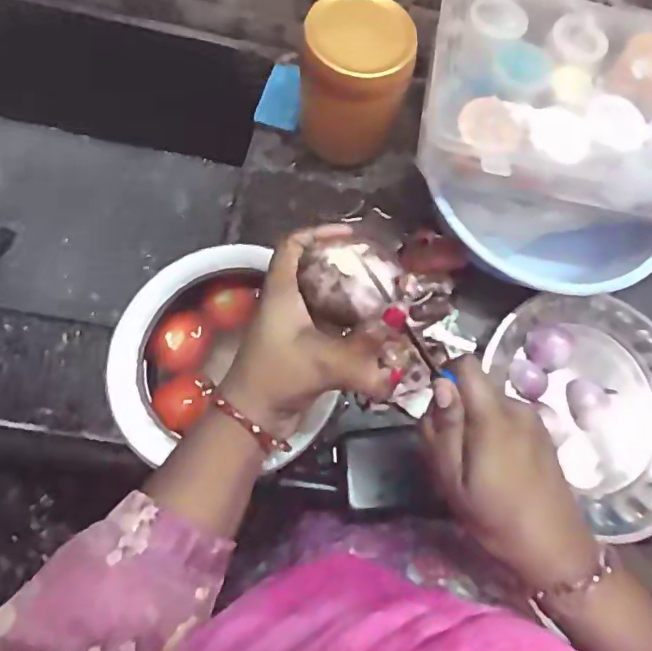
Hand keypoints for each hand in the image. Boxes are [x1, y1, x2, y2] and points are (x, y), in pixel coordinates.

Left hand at [221, 225, 399, 430]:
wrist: (251, 418)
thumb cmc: (278, 376)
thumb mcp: (322, 361)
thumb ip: (364, 352)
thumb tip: (400, 336)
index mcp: (282, 292)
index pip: (293, 245)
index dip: (318, 232)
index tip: (350, 234)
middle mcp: (288, 301)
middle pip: (313, 266)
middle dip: (343, 260)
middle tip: (374, 261)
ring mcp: (295, 322)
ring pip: (323, 293)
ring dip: (349, 289)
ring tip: (380, 286)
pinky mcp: (303, 342)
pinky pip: (330, 318)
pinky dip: (350, 316)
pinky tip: (375, 320)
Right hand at [418, 358, 598, 592]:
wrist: (555, 547)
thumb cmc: (496, 519)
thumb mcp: (454, 481)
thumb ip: (444, 428)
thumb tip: (440, 382)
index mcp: (493, 415)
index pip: (467, 364)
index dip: (446, 376)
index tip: (438, 410)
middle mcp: (516, 406)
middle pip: (477, 387)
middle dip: (458, 408)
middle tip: (451, 453)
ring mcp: (533, 418)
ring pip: (491, 403)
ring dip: (476, 422)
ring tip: (475, 466)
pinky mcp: (542, 432)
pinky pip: (508, 417)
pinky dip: (495, 431)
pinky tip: (497, 467)